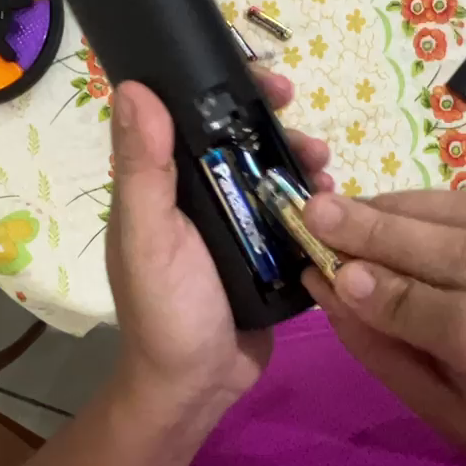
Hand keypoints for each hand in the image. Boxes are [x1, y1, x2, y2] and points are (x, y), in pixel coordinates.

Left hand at [104, 73, 333, 431]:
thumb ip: (142, 168)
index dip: (221, 88)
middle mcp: (197, 196)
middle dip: (271, 122)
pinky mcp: (266, 251)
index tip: (258, 79)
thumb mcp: (148, 237)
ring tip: (324, 165)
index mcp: (163, 184)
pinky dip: (313, 200)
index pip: (188, 117)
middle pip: (237, 139)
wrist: (199, 386)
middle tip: (300, 116)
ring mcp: (235, 223)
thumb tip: (132, 87)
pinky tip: (333, 200)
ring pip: (270, 172)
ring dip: (298, 159)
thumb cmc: (165, 311)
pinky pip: (292, 213)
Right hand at [300, 189, 465, 465]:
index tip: (333, 272)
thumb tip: (324, 280)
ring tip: (344, 207)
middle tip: (319, 214)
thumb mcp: (437, 408)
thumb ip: (381, 346)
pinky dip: (432, 203)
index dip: (399, 296)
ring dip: (402, 210)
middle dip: (387, 235)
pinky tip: (387, 204)